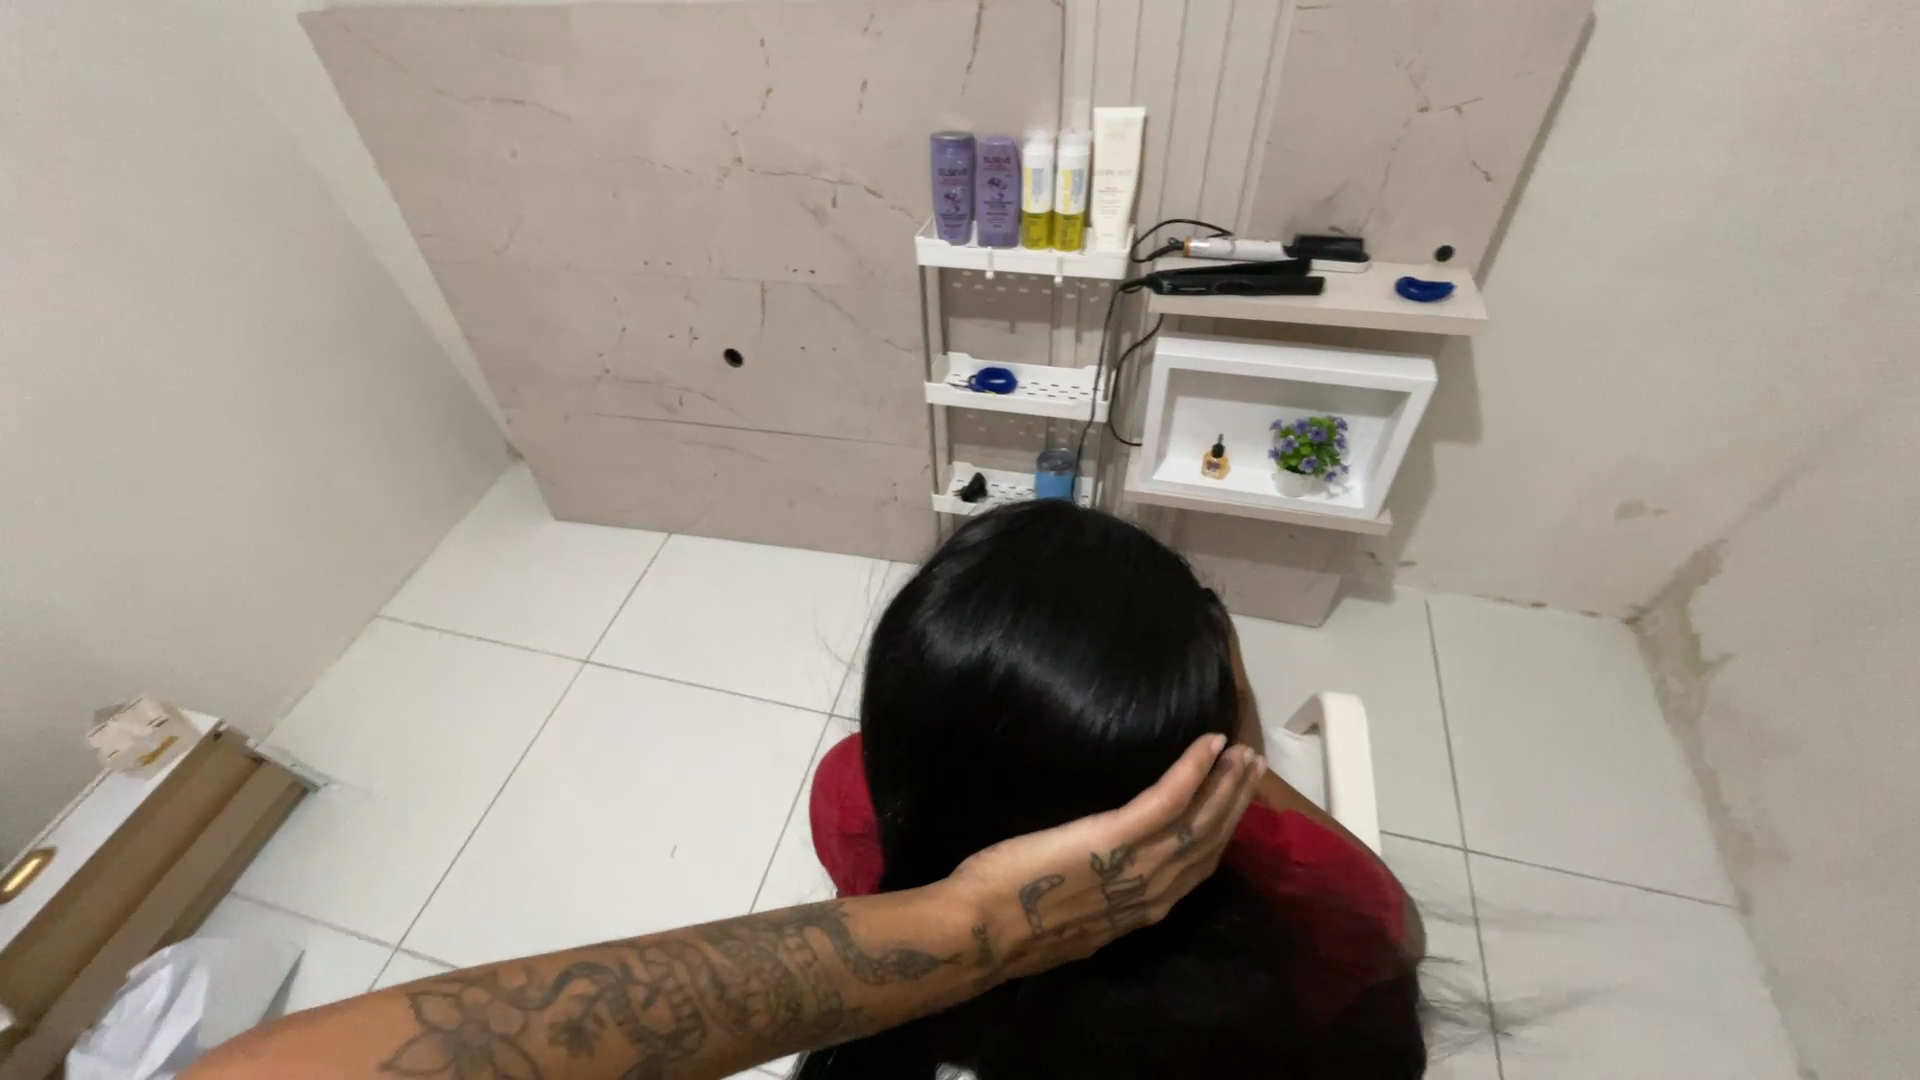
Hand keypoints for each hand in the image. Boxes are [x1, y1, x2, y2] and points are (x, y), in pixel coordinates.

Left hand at [942, 735, 1263, 981]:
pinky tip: (1208, 744)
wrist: (982, 928)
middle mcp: (1153, 892)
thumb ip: (1102, 895)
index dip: (1220, 831)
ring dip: (1225, 783)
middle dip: (1234, 802)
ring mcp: (1137, 865)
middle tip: (1252, 765)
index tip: (1234, 801)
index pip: (1196, 866)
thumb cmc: (1011, 914)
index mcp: (1142, 910)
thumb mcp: (1075, 914)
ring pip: (1199, 819)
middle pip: (1208, 841)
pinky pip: (1166, 799)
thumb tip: (1108, 870)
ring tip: (1241, 753)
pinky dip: (1192, 770)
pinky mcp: (1115, 836)